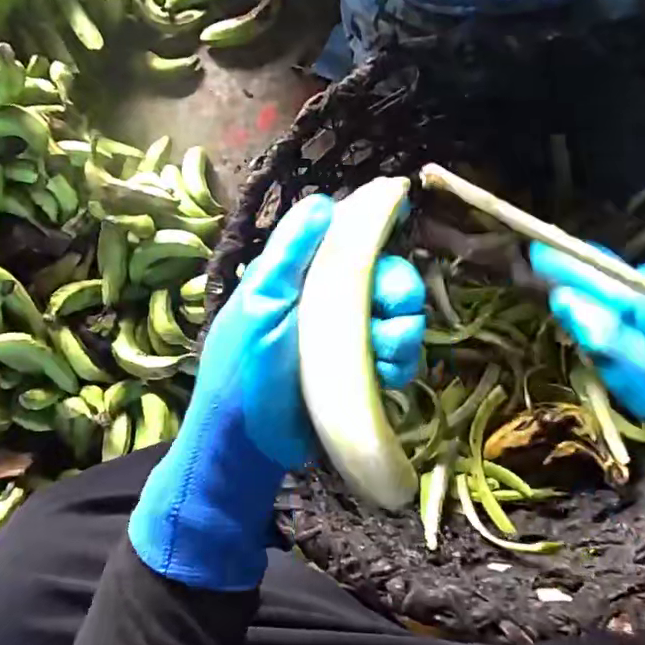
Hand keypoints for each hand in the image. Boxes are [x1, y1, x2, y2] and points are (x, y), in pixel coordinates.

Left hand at [130, 194, 427, 589]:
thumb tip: (321, 202)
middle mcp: (330, 301)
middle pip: (387, 277)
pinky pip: (399, 357)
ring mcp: (349, 339)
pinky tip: (382, 377)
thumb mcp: (259, 303)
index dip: (376, 232)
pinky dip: (397, 364)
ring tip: (380, 355)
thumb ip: (289, 254)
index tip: (401, 224)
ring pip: (401, 318)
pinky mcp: (363, 374)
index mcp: (302, 275)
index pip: (349, 239)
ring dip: (399, 333)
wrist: (246, 441)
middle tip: (394, 308)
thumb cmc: (243, 367)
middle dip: (398, 290)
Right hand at [531, 244, 644, 587]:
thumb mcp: (644, 373)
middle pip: (630, 290)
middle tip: (586, 334)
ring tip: (630, 363)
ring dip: (632, 323)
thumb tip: (565, 298)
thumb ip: (602, 335)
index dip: (568, 265)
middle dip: (603, 304)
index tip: (537, 250)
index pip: (603, 273)